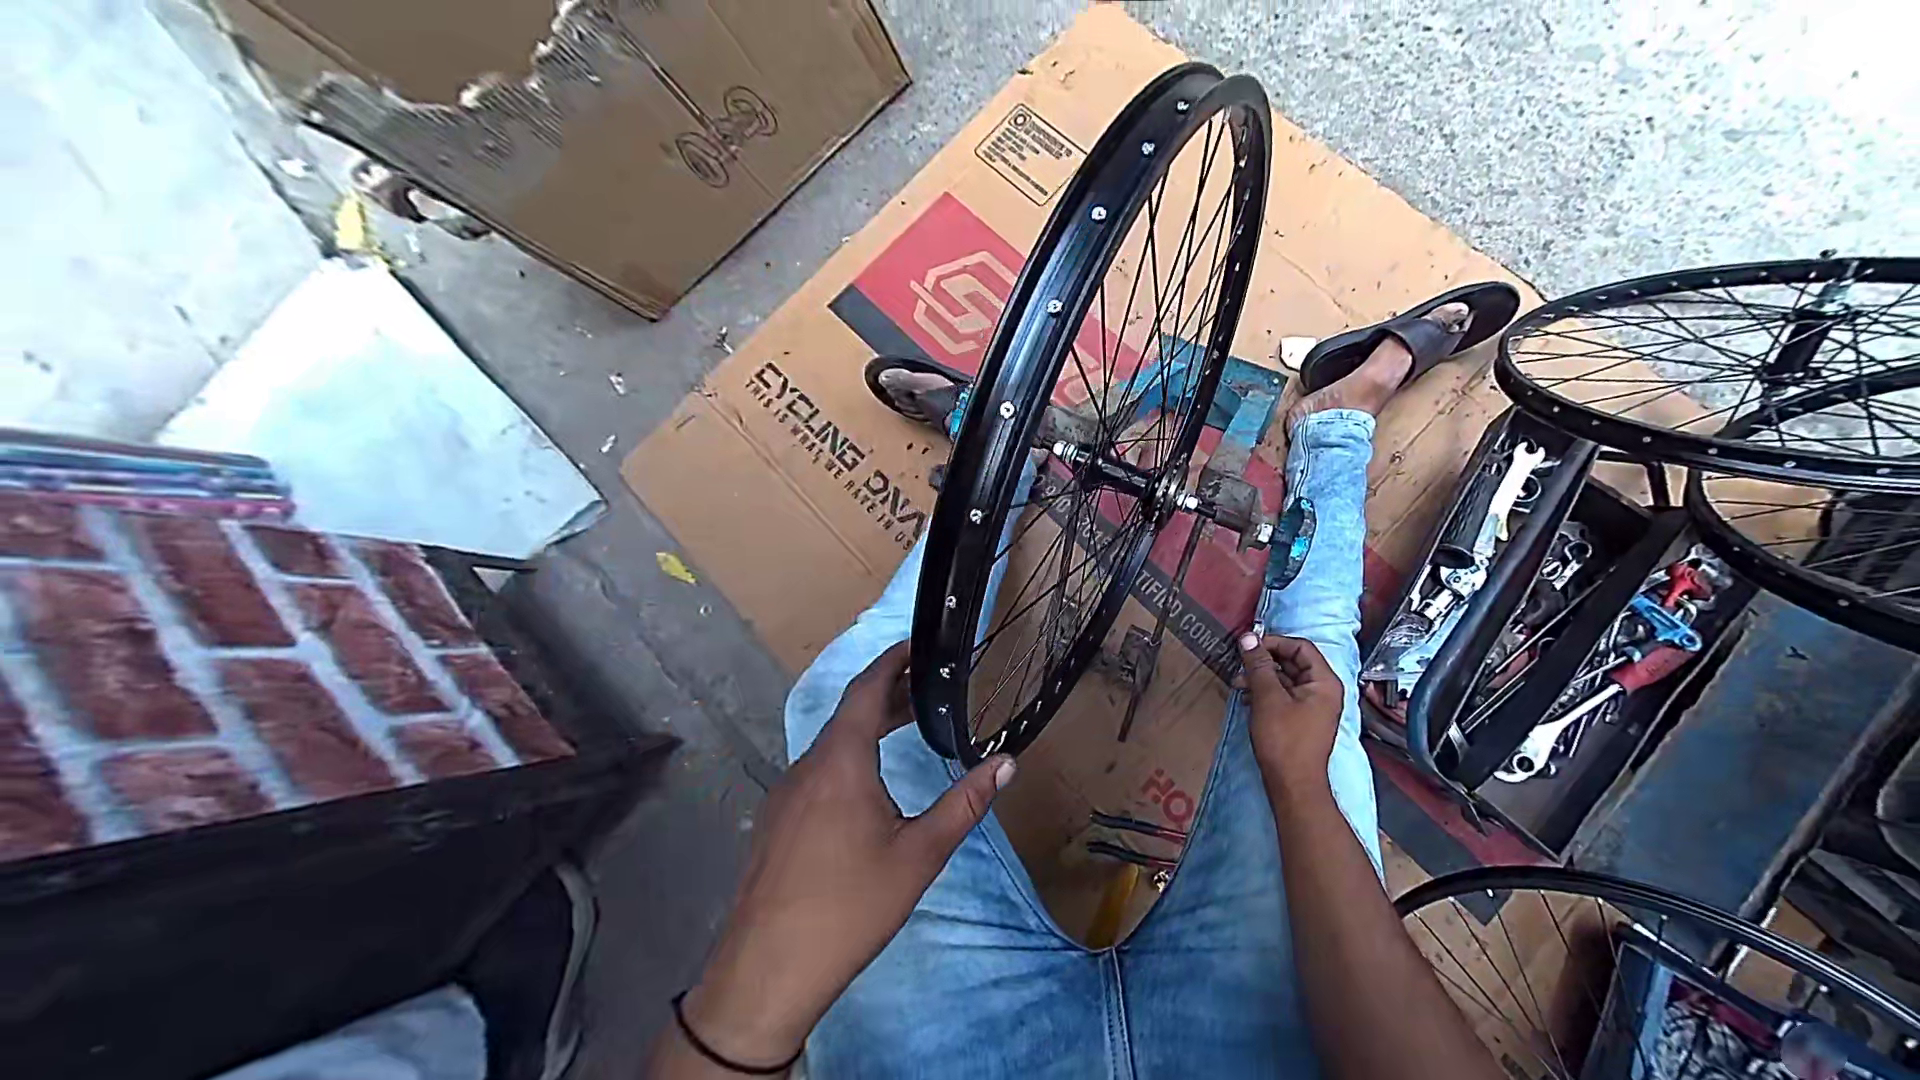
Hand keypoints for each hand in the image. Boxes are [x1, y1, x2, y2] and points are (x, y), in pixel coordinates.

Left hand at [680, 641, 1014, 1066]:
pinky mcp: (778, 815)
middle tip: (929, 686)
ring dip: (870, 723)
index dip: (892, 661)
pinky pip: (819, 765)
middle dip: (890, 692)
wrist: (768, 968)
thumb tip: (1008, 763)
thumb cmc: (851, 905)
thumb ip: (965, 803)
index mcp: (841, 760)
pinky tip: (869, 778)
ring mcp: (787, 790)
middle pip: (850, 711)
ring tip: (909, 723)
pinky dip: (850, 751)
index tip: (917, 645)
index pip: (867, 689)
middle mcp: (809, 763)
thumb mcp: (920, 854)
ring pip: (833, 740)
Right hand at [1239, 633, 1343, 804]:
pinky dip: (1264, 692)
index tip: (1247, 646)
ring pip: (1285, 678)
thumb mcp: (1268, 697)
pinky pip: (1282, 694)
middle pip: (1293, 662)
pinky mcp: (1300, 718)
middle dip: (1263, 661)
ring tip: (1238, 683)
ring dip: (1260, 677)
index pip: (1301, 647)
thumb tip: (1248, 638)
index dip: (1273, 642)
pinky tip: (1246, 698)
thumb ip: (1258, 665)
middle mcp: (1323, 691)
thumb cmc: (1284, 739)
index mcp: (1324, 682)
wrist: (1292, 784)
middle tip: (1239, 664)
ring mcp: (1313, 706)